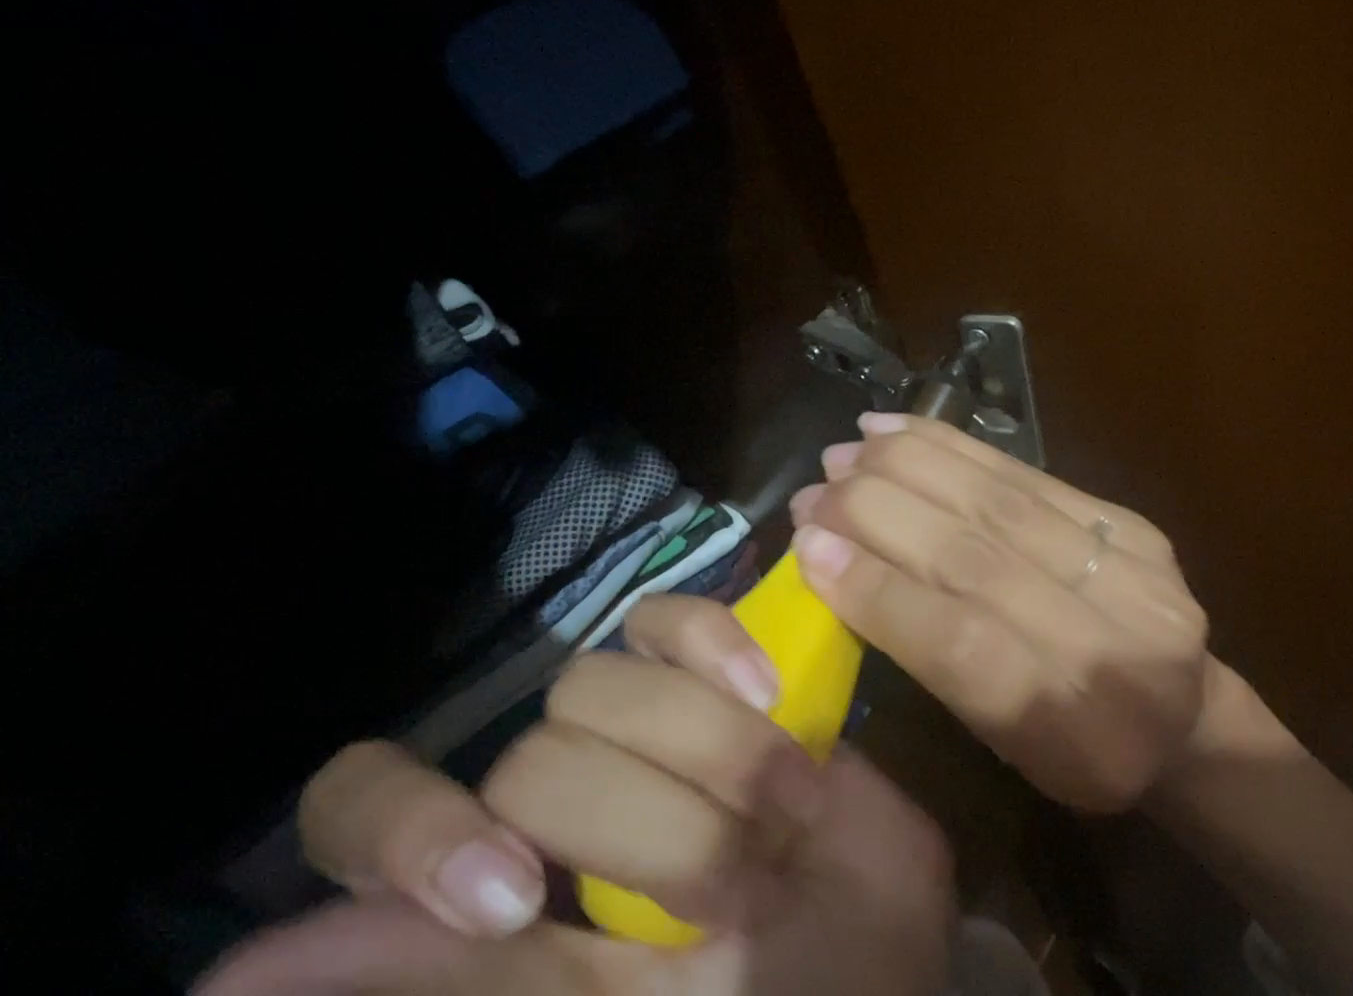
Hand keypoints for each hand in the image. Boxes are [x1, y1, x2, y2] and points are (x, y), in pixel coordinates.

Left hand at [197, 599, 953, 995]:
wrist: (884, 934)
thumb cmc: (768, 994)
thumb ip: (467, 983)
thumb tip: (240, 978)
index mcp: (500, 881)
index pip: (371, 808)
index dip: (419, 835)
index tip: (513, 899)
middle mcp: (549, 789)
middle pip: (526, 757)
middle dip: (635, 826)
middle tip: (726, 889)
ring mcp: (631, 722)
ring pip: (596, 685)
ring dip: (705, 758)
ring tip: (783, 816)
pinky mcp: (706, 669)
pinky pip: (672, 621)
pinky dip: (714, 649)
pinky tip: (764, 696)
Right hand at [786, 412, 1208, 811]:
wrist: (1192, 720)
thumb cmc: (1080, 755)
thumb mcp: (1006, 749)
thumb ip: (935, 668)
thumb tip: (844, 574)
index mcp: (1075, 729)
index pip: (964, 643)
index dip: (880, 591)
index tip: (808, 551)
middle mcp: (1111, 641)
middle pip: (980, 559)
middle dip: (882, 516)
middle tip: (814, 494)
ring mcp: (1131, 570)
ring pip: (1002, 503)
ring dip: (913, 468)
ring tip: (847, 452)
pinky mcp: (1132, 524)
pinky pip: (1031, 475)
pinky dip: (957, 448)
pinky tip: (901, 430)